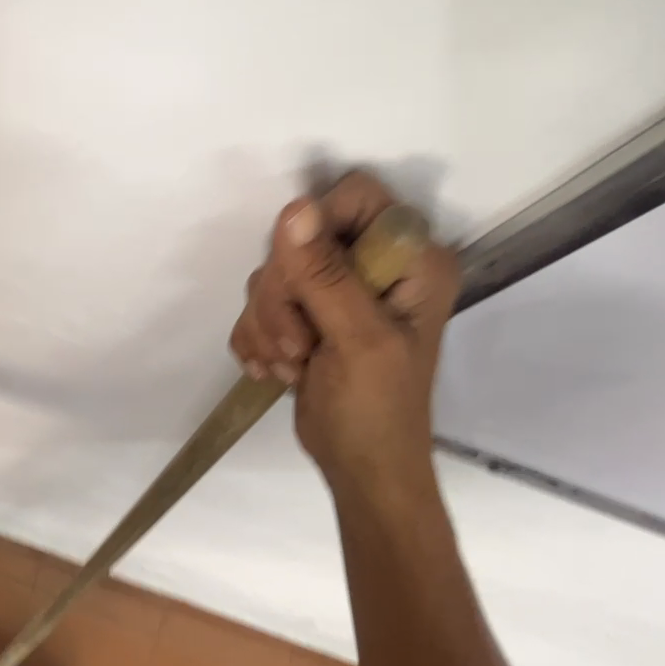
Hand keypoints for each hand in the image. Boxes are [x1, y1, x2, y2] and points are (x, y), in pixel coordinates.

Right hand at [230, 172, 459, 493]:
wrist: (359, 467)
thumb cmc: (376, 409)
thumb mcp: (356, 339)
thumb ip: (325, 274)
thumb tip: (294, 210)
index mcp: (408, 259)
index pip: (352, 198)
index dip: (315, 230)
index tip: (304, 281)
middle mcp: (372, 266)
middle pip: (297, 239)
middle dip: (283, 297)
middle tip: (298, 344)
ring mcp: (335, 293)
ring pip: (270, 277)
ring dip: (267, 326)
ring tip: (291, 366)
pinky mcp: (302, 320)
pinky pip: (256, 308)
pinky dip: (256, 341)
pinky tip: (274, 373)